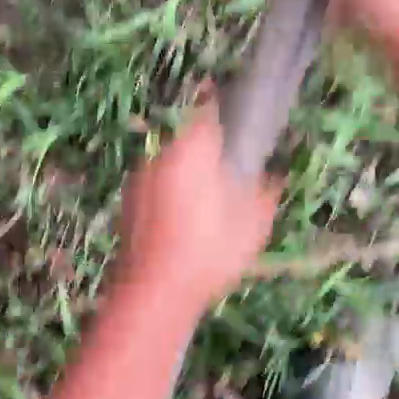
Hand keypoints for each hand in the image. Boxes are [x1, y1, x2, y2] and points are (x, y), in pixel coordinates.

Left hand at [114, 103, 280, 313]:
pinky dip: (168, 192)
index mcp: (192, 149)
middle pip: (185, 136)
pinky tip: (182, 220)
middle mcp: (160, 154)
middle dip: (204, 147)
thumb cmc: (209, 252)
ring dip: (184, 171)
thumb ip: (264, 193)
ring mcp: (139, 177)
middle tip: (225, 167)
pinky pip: (154, 184)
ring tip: (204, 200)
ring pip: (168, 161)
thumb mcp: (253, 225)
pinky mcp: (126, 201)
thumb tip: (271, 178)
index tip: (233, 117)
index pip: (206, 109)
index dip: (220, 107)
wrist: (154, 291)